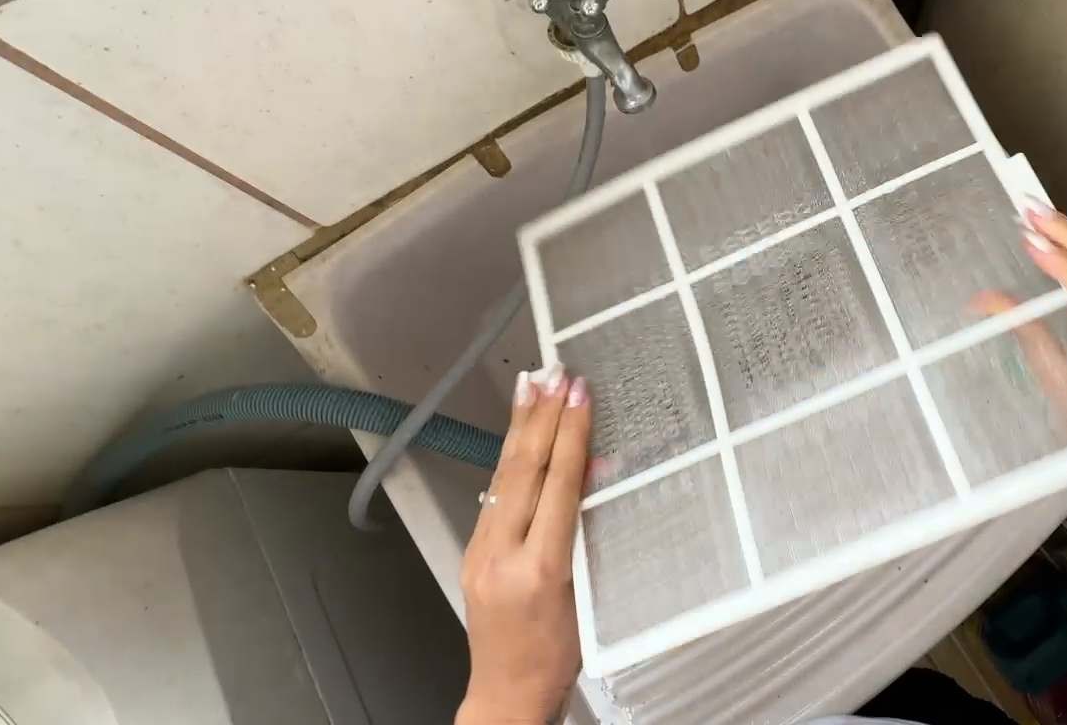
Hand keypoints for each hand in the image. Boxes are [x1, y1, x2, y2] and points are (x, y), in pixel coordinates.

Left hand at [456, 370, 591, 724]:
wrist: (506, 697)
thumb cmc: (564, 652)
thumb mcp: (589, 590)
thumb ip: (587, 530)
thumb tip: (594, 468)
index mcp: (541, 567)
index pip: (558, 484)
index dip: (571, 434)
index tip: (579, 392)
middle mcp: (502, 554)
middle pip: (524, 470)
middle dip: (542, 416)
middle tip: (555, 372)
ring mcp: (480, 552)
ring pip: (503, 476)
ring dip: (520, 425)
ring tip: (530, 384)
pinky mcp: (472, 552)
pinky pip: (496, 494)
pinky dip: (511, 455)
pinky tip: (519, 431)